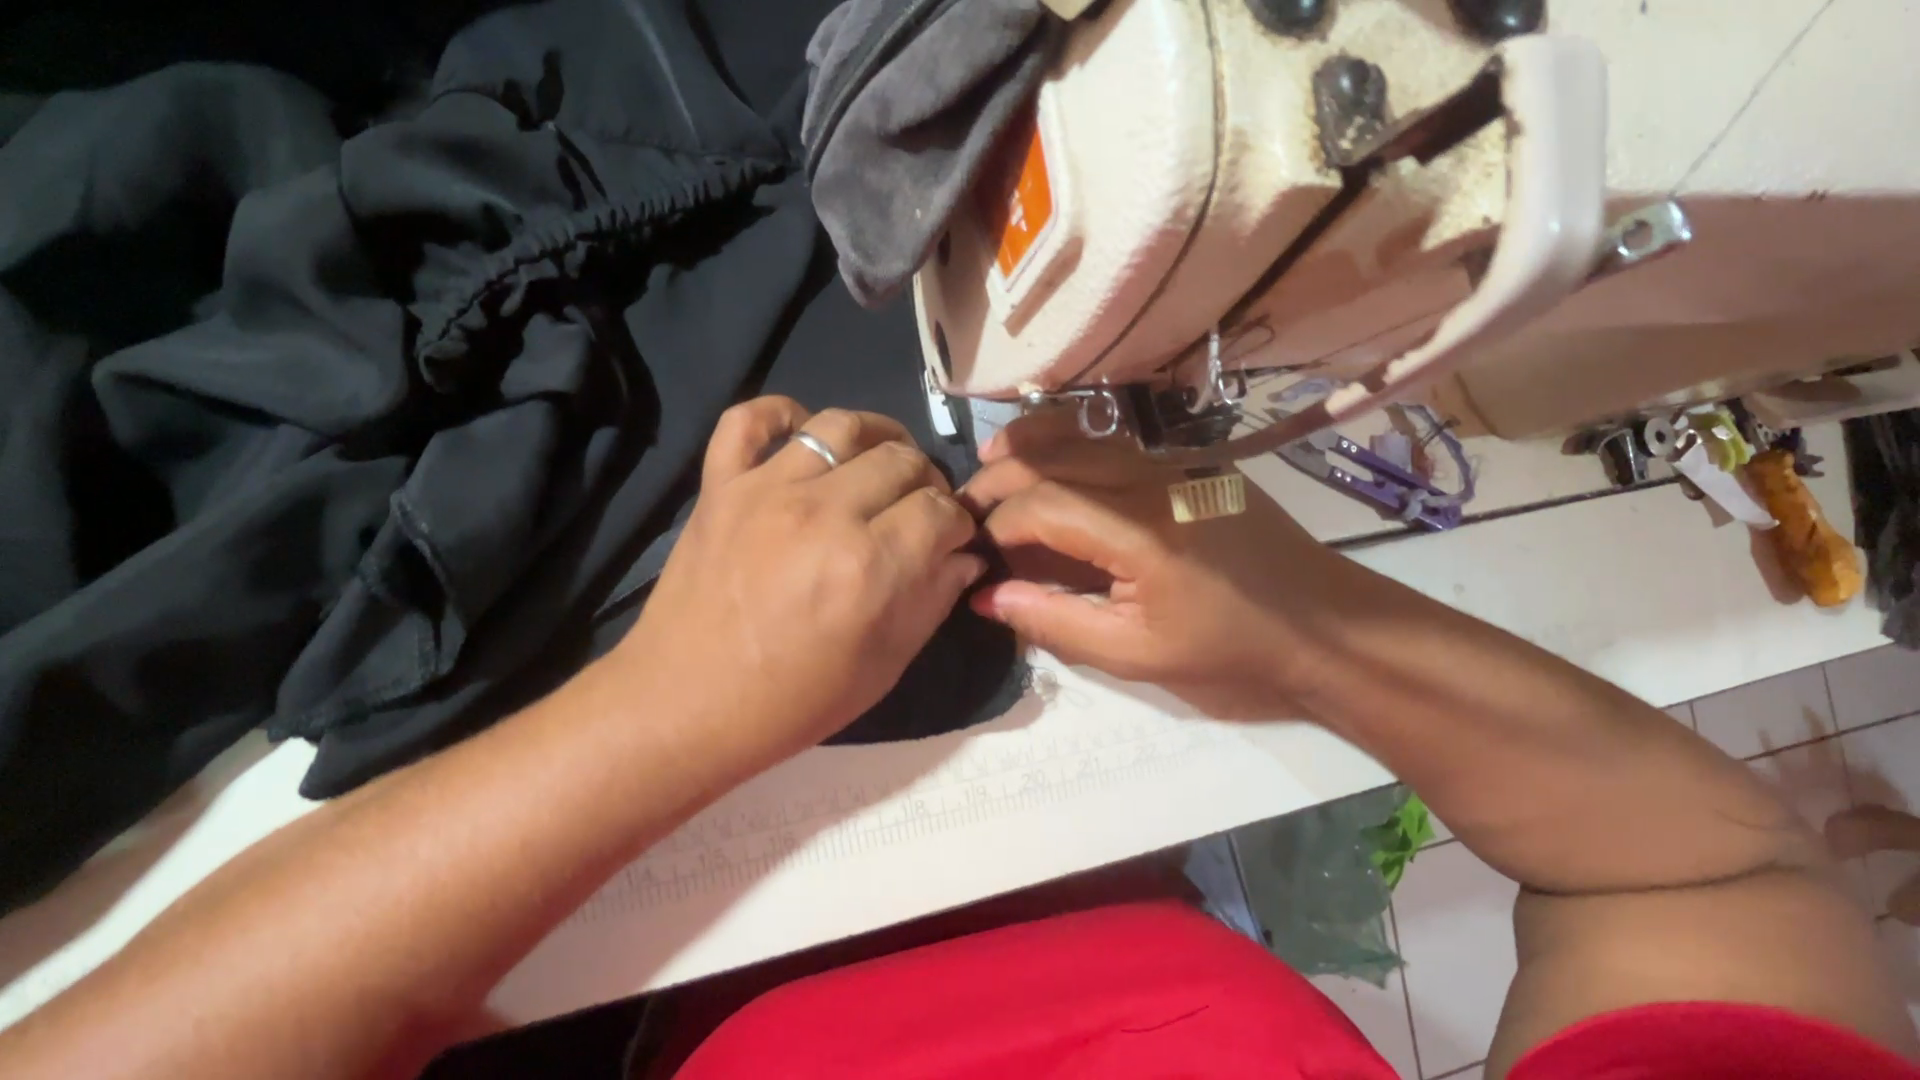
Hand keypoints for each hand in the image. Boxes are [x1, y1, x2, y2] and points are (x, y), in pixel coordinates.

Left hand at [612, 397, 984, 766]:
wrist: (686, 706)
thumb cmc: (795, 701)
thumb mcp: (884, 665)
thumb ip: (932, 600)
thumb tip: (965, 555)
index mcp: (870, 564)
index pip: (941, 510)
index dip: (959, 524)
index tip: (953, 540)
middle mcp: (823, 512)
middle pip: (902, 460)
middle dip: (927, 483)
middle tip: (919, 511)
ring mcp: (765, 490)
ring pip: (840, 426)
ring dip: (878, 439)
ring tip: (881, 465)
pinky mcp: (719, 485)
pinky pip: (749, 419)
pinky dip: (782, 414)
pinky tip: (804, 435)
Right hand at [959, 409, 1352, 717]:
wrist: (1321, 619)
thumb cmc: (1228, 646)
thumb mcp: (1135, 653)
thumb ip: (1053, 621)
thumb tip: (985, 595)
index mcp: (1135, 531)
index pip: (1037, 506)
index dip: (993, 527)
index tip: (970, 554)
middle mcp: (1147, 479)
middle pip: (1049, 457)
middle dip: (996, 481)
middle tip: (964, 512)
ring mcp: (1169, 461)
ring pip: (1078, 435)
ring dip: (1027, 450)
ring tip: (991, 471)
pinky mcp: (1185, 460)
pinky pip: (1109, 439)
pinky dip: (1066, 444)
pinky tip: (1050, 462)